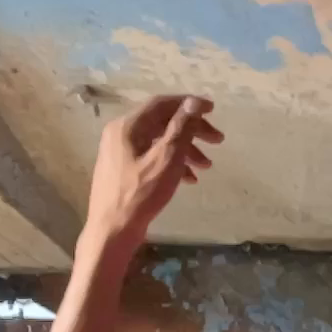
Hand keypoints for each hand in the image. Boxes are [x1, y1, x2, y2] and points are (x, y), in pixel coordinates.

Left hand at [83, 94, 222, 252]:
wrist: (113, 229)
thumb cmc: (141, 193)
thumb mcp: (167, 158)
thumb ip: (182, 128)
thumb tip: (194, 102)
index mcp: (129, 125)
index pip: (162, 104)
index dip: (190, 104)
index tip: (214, 110)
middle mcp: (122, 133)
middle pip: (163, 122)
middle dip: (192, 130)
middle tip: (218, 140)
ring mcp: (121, 151)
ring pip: (159, 141)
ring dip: (185, 149)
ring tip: (206, 166)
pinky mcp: (124, 168)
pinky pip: (152, 156)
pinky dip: (173, 162)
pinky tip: (189, 178)